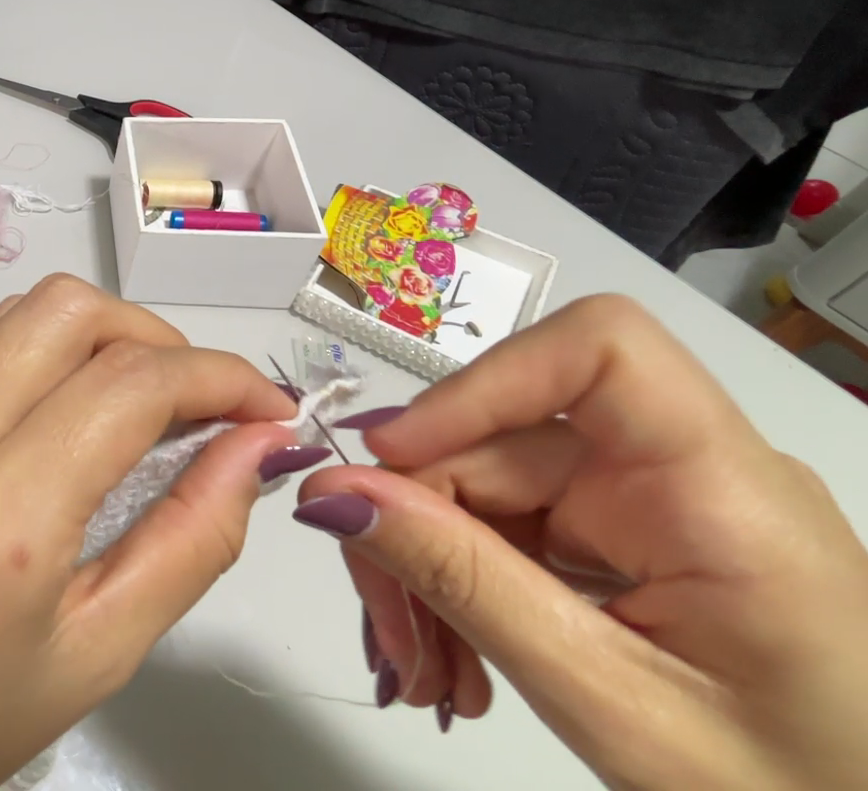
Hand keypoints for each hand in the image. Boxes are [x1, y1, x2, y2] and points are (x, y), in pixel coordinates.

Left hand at [0, 275, 304, 790]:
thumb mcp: (99, 653)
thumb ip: (192, 540)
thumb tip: (255, 448)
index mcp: (1, 520)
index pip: (129, 385)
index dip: (220, 377)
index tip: (268, 408)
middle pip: (67, 311)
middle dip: (157, 337)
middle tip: (199, 403)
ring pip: (15, 314)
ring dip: (97, 335)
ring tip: (141, 401)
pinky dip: (37, 352)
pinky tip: (64, 407)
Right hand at [295, 295, 867, 788]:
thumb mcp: (609, 700)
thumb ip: (462, 581)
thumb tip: (329, 492)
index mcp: (723, 491)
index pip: (599, 351)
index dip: (478, 386)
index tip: (386, 461)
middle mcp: (681, 470)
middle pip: (494, 446)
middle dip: (416, 534)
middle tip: (392, 642)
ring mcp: (647, 502)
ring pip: (478, 493)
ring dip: (428, 576)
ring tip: (428, 676)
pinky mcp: (621, 535)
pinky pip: (502, 530)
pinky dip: (460, 589)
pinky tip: (458, 662)